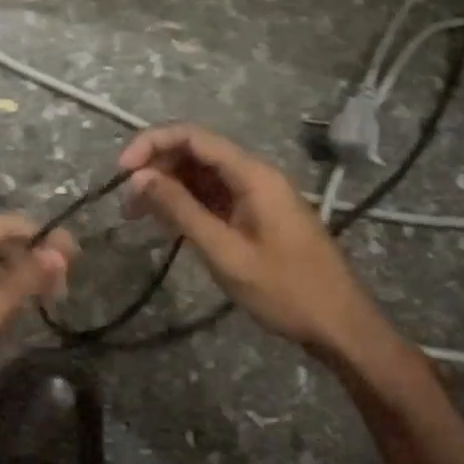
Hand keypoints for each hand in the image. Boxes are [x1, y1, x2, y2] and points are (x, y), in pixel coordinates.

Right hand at [120, 124, 373, 353]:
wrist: (341, 326)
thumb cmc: (285, 290)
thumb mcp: (225, 252)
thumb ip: (181, 210)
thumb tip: (139, 177)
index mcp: (252, 174)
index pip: (193, 137)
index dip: (152, 143)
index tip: (121, 170)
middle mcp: (255, 174)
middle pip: (196, 152)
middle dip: (156, 167)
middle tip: (125, 200)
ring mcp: (258, 195)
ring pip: (202, 174)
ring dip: (168, 186)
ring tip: (136, 213)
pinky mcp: (257, 215)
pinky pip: (214, 195)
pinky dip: (187, 203)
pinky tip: (165, 223)